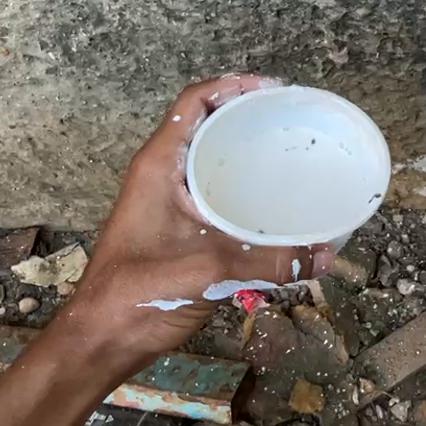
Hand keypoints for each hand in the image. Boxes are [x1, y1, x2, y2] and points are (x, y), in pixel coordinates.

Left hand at [55, 74, 335, 363]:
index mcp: (159, 164)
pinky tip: (267, 199)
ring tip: (284, 149)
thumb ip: (270, 262)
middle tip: (288, 117)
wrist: (98, 341)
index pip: (194, 100)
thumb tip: (327, 255)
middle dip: (244, 111)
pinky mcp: (173, 224)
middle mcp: (161, 173)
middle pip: (204, 121)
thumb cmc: (139, 295)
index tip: (274, 89)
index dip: (233, 84)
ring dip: (240, 146)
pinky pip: (210, 186)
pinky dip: (238, 181)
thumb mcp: (210, 269)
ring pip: (207, 155)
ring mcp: (165, 199)